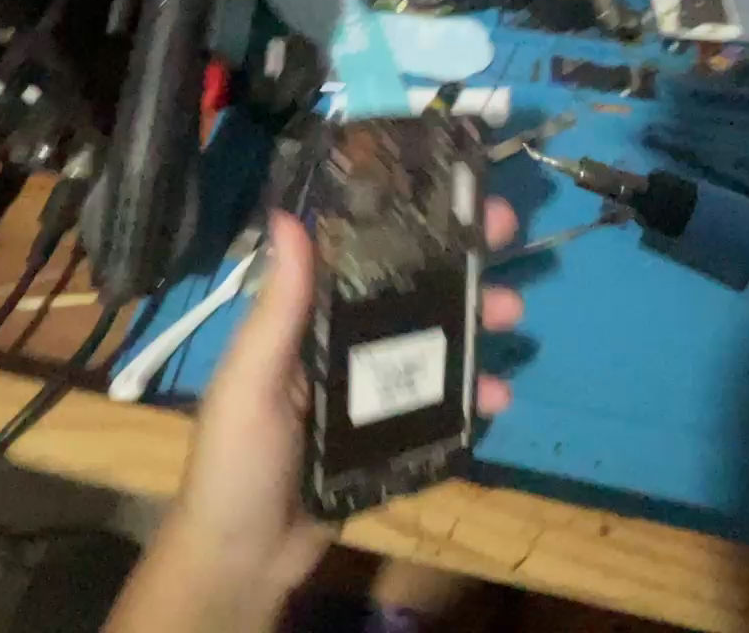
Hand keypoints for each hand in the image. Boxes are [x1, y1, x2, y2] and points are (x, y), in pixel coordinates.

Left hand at [109, 200, 521, 632]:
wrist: (246, 558)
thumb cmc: (238, 459)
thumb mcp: (251, 380)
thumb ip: (276, 307)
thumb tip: (289, 216)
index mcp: (306, 317)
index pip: (359, 254)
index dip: (402, 220)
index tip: (445, 190)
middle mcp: (343, 341)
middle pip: (409, 290)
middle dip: (456, 260)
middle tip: (504, 232)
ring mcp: (372, 387)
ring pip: (434, 340)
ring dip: (476, 320)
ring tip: (510, 313)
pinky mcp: (394, 430)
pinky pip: (442, 402)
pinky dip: (473, 394)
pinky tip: (500, 395)